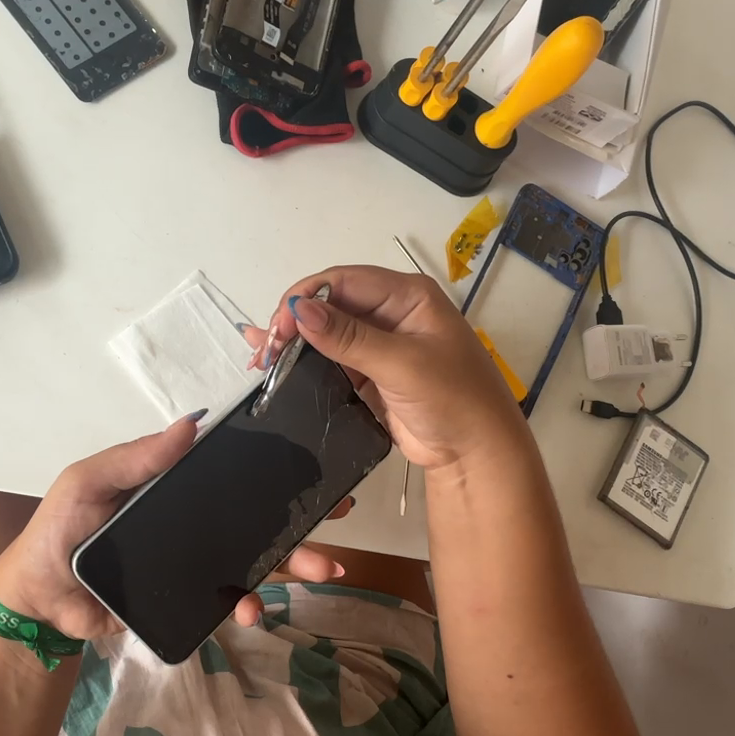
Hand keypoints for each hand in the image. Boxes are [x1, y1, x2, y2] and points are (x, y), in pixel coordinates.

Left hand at [0, 416, 351, 644]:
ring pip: (256, 559)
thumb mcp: (90, 481)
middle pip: (258, 516)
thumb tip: (192, 423)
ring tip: (323, 570)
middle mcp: (195, 521)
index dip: (274, 467)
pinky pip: (227, 599)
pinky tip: (252, 611)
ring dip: (293, 564)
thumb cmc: (61, 527)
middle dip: (303, 516)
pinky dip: (247, 604)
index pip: (232, 472)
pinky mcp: (189, 599)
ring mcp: (196, 561)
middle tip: (342, 511)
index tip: (315, 461)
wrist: (40, 596)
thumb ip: (136, 458)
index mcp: (176, 487)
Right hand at [252, 265, 532, 473]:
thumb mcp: (401, 364)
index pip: (344, 282)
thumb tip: (299, 310)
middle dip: (294, 321)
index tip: (278, 327)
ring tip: (260, 359)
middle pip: (330, 304)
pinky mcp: (368, 374)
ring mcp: (378, 345)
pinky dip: (303, 364)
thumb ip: (349, 338)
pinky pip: (330, 361)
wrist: (475, 453)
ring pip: (325, 333)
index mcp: (407, 296)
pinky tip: (273, 367)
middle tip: (265, 350)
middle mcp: (390, 313)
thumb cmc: (452, 399)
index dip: (306, 298)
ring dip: (293, 343)